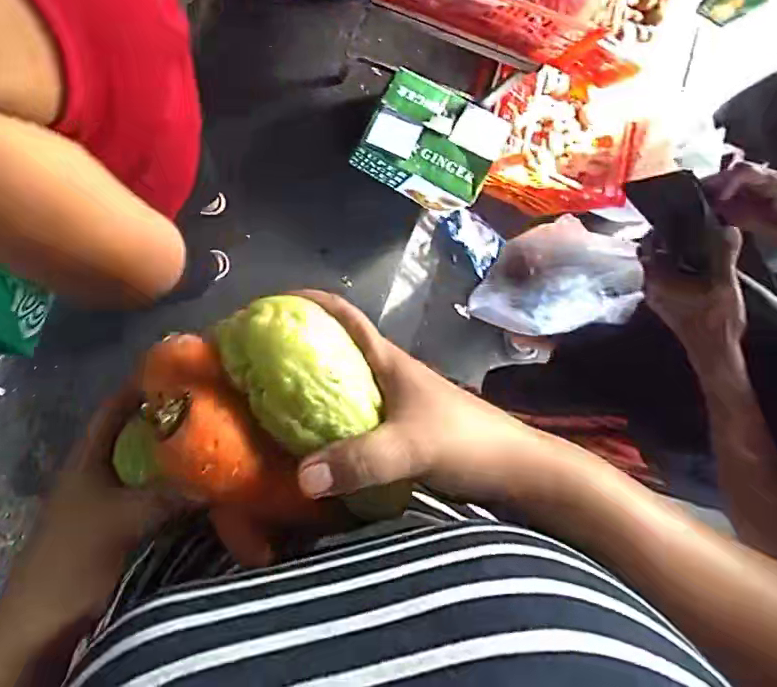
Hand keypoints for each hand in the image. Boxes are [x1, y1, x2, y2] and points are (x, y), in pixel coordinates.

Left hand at [0, 391, 185, 626]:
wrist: (40, 623)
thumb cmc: (75, 557)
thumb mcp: (124, 520)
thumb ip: (168, 496)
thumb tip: (213, 480)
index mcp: (85, 457)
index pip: (112, 407)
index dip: (139, 387)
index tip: (174, 374)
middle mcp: (91, 471)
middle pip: (128, 434)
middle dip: (161, 421)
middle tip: (200, 410)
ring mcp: (96, 500)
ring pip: (136, 466)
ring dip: (164, 458)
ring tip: (202, 445)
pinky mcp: (105, 527)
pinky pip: (140, 495)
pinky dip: (162, 488)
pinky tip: (188, 490)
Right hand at [289, 290, 549, 505]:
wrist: (518, 469)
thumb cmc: (465, 441)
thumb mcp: (410, 447)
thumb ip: (361, 460)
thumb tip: (302, 476)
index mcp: (386, 359)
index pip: (343, 314)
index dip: (307, 301)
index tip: (271, 304)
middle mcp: (386, 371)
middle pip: (335, 345)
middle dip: (298, 343)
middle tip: (258, 357)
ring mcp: (394, 399)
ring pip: (343, 379)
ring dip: (311, 381)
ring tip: (273, 395)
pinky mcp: (400, 426)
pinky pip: (352, 411)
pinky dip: (327, 414)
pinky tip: (311, 437)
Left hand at [637, 224, 746, 364]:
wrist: (715, 354)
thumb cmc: (716, 319)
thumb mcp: (724, 284)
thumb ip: (724, 255)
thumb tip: (728, 228)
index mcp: (655, 277)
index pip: (650, 243)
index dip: (662, 229)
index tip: (677, 218)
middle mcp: (649, 284)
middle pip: (653, 254)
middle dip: (667, 242)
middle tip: (688, 229)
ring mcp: (655, 296)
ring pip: (659, 267)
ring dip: (672, 256)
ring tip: (693, 244)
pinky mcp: (664, 304)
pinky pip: (665, 279)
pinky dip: (675, 270)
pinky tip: (694, 266)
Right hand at [704, 162, 776, 253]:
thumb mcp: (774, 233)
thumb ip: (745, 219)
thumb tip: (715, 209)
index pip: (746, 171)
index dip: (724, 181)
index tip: (713, 198)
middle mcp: (774, 177)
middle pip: (736, 170)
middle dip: (715, 183)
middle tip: (698, 198)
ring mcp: (769, 180)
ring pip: (735, 175)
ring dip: (718, 187)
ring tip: (703, 201)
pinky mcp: (763, 186)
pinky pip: (739, 183)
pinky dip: (725, 191)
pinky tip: (715, 202)